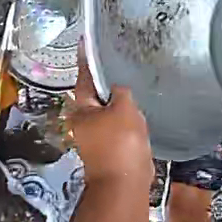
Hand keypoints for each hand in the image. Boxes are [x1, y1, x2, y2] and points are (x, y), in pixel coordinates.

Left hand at [66, 58, 154, 190]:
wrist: (124, 183)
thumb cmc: (120, 142)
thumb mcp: (123, 109)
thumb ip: (121, 92)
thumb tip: (118, 88)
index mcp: (81, 108)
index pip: (84, 75)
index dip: (87, 57)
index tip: (86, 39)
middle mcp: (83, 119)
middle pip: (96, 93)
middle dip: (107, 79)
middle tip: (121, 59)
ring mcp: (96, 134)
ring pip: (108, 108)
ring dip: (119, 98)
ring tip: (134, 80)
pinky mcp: (111, 146)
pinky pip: (119, 122)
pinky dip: (127, 114)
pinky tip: (140, 107)